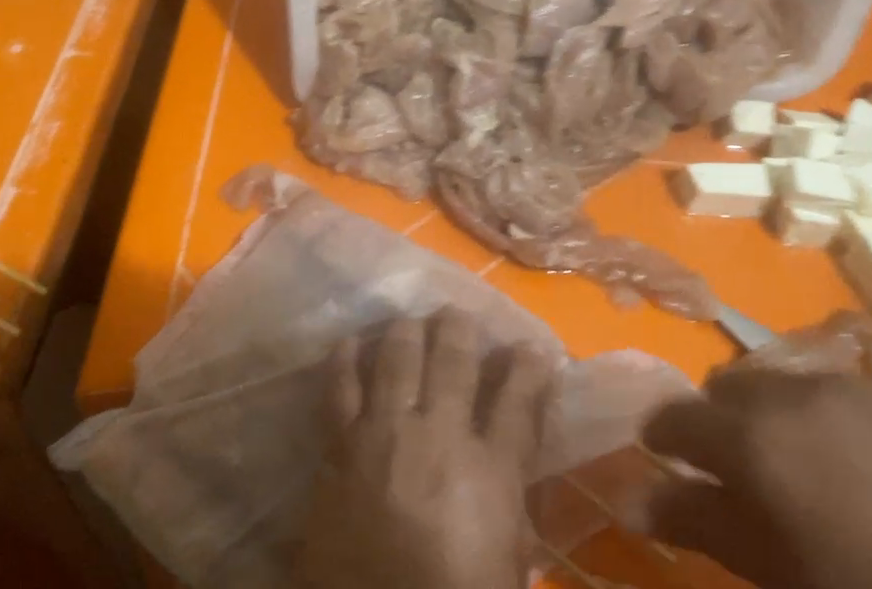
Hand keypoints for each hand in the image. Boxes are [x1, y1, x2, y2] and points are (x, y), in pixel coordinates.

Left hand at [291, 309, 555, 588]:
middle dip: (459, 329)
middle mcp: (438, 435)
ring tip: (411, 317)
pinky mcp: (340, 441)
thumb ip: (510, 506)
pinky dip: (345, 358)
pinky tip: (349, 342)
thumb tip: (511, 473)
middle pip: (452, 363)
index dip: (528, 370)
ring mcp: (384, 431)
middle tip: (458, 312)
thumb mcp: (507, 559)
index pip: (517, 403)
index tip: (531, 346)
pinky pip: (340, 386)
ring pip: (396, 359)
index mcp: (491, 470)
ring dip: (407, 331)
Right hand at [641, 371, 871, 588]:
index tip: (674, 464)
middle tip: (765, 477)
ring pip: (820, 389)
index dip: (667, 440)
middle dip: (736, 423)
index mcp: (757, 436)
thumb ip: (705, 526)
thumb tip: (630, 499)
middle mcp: (812, 392)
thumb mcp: (791, 577)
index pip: (674, 414)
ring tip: (855, 482)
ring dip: (813, 423)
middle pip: (740, 386)